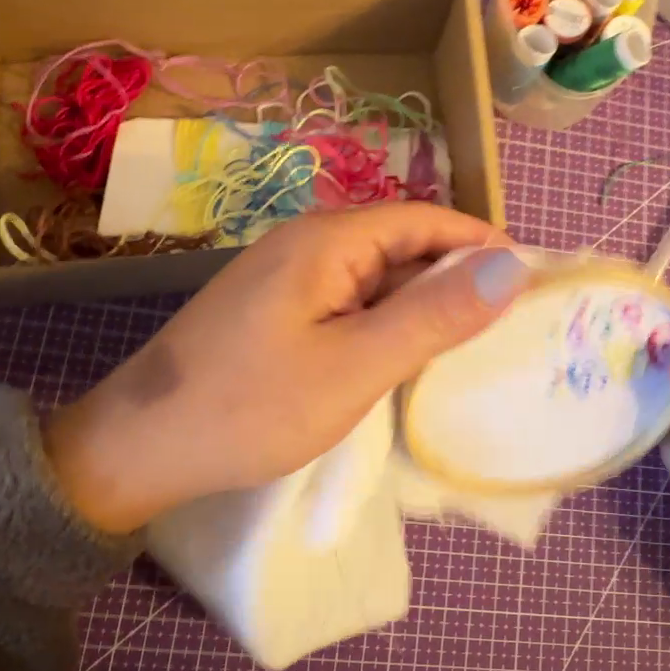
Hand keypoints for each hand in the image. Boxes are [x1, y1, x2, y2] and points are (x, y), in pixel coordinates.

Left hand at [43, 203, 531, 533]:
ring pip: (377, 277)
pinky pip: (349, 302)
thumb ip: (435, 315)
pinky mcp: (276, 310)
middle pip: (403, 244)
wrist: (137, 451)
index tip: (532, 282)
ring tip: (468, 348)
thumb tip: (512, 265)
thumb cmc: (252, 407)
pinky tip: (404, 359)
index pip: (426, 219)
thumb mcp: (357, 366)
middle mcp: (308, 243)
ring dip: (421, 305)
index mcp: (328, 239)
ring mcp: (288, 277)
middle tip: (508, 328)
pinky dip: (385, 324)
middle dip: (456, 279)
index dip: (482, 244)